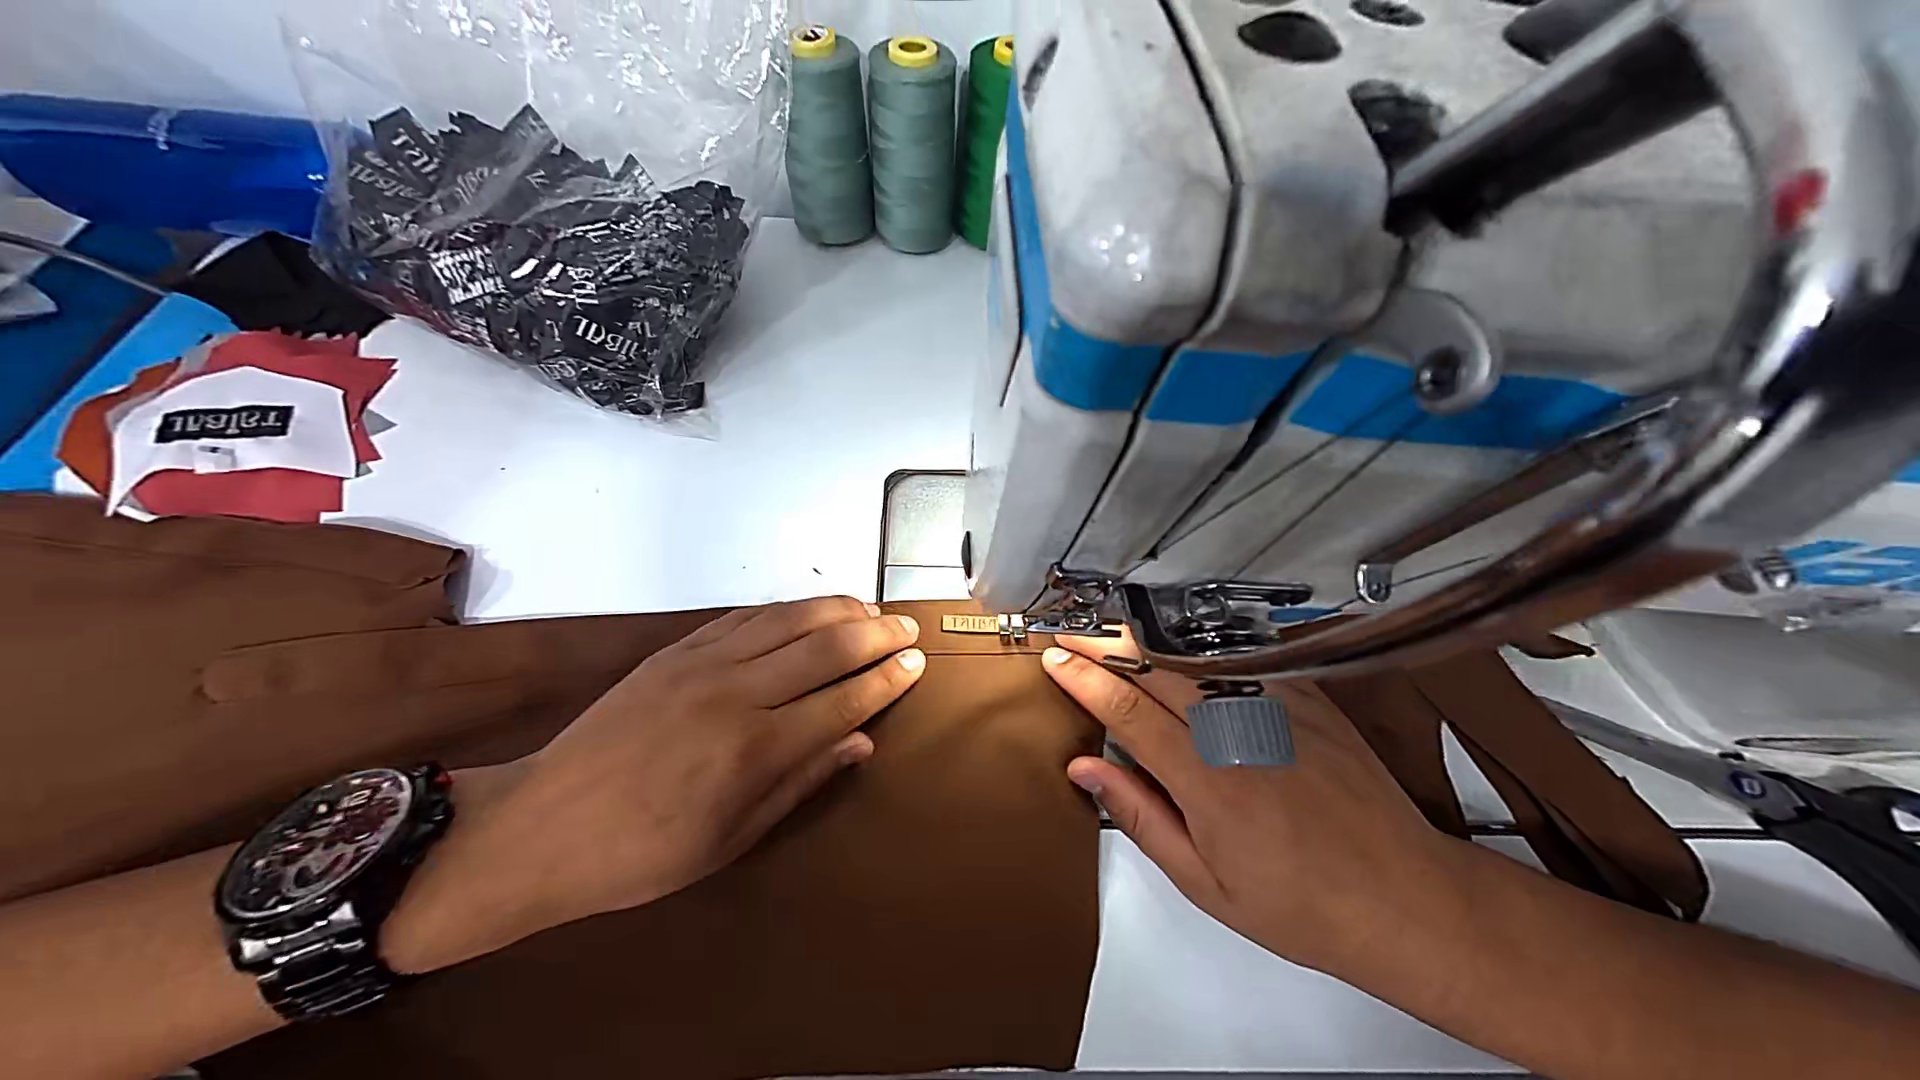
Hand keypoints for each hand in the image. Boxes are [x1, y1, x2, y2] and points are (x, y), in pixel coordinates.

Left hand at [385, 597, 923, 972]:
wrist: (543, 825)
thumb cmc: (646, 852)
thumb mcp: (734, 838)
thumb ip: (803, 781)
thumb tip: (861, 741)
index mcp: (756, 750)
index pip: (843, 700)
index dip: (886, 679)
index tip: (916, 663)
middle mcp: (737, 694)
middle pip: (825, 647)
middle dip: (875, 634)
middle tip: (906, 627)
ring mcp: (702, 664)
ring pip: (787, 619)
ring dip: (836, 608)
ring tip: (869, 605)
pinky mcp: (675, 650)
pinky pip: (743, 617)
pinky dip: (784, 608)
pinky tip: (806, 608)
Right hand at [1041, 633, 1464, 978]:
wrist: (1403, 896)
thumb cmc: (1304, 903)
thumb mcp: (1203, 880)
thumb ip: (1138, 813)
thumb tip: (1088, 769)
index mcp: (1205, 778)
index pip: (1124, 709)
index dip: (1082, 679)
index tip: (1056, 661)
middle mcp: (1238, 731)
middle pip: (1152, 667)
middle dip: (1105, 646)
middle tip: (1074, 637)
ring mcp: (1277, 708)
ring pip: (1192, 654)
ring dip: (1145, 641)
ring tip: (1112, 637)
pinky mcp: (1306, 698)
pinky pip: (1240, 659)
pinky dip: (1200, 649)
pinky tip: (1180, 649)